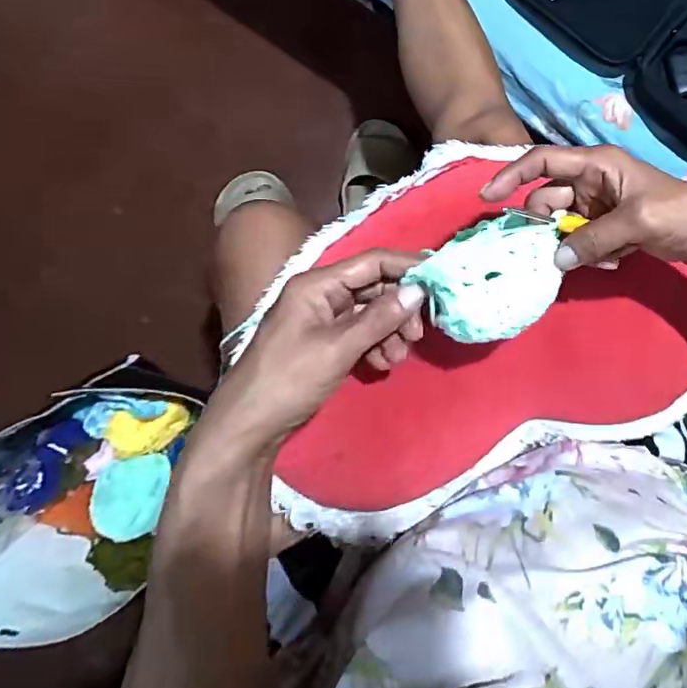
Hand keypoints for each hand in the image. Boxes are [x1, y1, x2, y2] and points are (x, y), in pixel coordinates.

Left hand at [209, 248, 425, 449]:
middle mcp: (321, 294)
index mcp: (317, 284)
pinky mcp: (325, 340)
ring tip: (399, 356)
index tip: (439, 281)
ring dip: (391, 330)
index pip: (373, 261)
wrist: (247, 426)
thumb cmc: (289, 379)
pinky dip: (377, 344)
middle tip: (419, 333)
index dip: (407, 267)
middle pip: (375, 286)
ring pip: (371, 311)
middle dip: (400, 308)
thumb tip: (419, 290)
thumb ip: (381, 317)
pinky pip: (361, 331)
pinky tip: (383, 363)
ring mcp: (322, 317)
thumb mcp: (339, 347)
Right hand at [479, 146, 686, 270]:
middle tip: (542, 248)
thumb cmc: (676, 213)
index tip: (488, 196)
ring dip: (569, 244)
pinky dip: (588, 253)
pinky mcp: (605, 227)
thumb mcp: (635, 222)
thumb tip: (555, 260)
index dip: (513, 174)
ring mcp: (598, 205)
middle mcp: (592, 180)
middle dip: (542, 223)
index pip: (544, 160)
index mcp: (597, 164)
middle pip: (547, 197)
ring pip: (562, 223)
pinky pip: (580, 240)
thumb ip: (592, 239)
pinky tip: (615, 260)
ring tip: (592, 258)